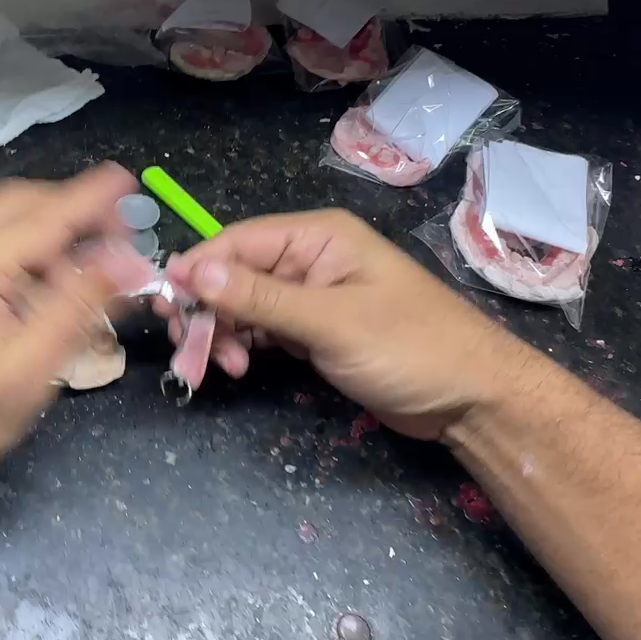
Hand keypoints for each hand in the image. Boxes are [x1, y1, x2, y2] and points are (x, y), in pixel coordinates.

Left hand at [0, 164, 133, 488]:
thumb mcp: (28, 371)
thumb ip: (79, 307)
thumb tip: (125, 261)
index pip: (46, 214)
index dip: (93, 198)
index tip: (127, 181)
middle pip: (21, 200)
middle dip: (72, 211)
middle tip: (115, 241)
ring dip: (44, 227)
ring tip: (78, 271)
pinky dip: (15, 240)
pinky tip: (32, 279)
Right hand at [158, 209, 548, 439]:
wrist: (475, 402)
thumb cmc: (411, 347)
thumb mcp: (331, 321)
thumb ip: (261, 297)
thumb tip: (194, 272)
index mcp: (317, 237)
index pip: (239, 242)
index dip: (198, 269)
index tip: (165, 302)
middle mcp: (308, 259)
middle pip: (234, 275)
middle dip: (207, 310)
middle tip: (184, 349)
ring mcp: (309, 296)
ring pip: (242, 306)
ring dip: (221, 334)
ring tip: (216, 369)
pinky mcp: (311, 330)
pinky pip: (261, 329)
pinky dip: (243, 347)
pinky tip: (238, 368)